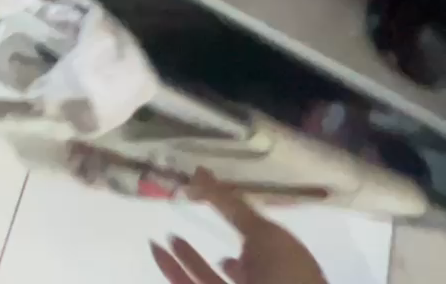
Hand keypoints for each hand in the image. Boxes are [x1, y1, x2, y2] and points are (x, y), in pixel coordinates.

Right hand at [149, 172, 328, 283]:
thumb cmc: (285, 279)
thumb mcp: (266, 235)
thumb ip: (233, 205)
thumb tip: (200, 172)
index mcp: (290, 265)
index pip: (267, 238)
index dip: (241, 216)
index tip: (214, 198)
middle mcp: (268, 281)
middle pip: (244, 260)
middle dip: (222, 241)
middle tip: (193, 219)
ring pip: (212, 276)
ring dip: (189, 255)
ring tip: (170, 232)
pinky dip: (170, 267)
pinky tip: (155, 246)